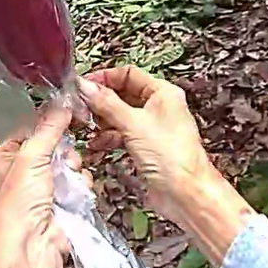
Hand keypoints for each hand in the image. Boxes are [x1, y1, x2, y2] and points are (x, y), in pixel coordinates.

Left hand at [0, 102, 73, 267]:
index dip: (49, 123)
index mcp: (4, 159)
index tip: (68, 113)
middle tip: (64, 160)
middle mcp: (22, 173)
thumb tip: (61, 104)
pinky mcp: (62, 203)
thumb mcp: (30, 158)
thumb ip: (48, 129)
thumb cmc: (19, 205)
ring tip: (68, 182)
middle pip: (54, 146)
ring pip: (70, 164)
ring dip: (74, 170)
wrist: (32, 248)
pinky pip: (79, 183)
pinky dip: (80, 187)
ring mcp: (44, 189)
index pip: (30, 130)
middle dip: (64, 152)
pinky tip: (75, 195)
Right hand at [79, 66, 253, 262]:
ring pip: (120, 116)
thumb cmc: (172, 157)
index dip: (105, 78)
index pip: (129, 74)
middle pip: (123, 94)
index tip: (84, 85)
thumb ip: (107, 103)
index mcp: (163, 93)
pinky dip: (109, 137)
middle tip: (82, 107)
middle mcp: (159, 107)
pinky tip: (97, 144)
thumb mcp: (133, 123)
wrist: (186, 193)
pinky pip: (123, 134)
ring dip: (103, 121)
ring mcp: (152, 128)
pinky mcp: (147, 147)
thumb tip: (87, 86)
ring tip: (87, 126)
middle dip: (101, 101)